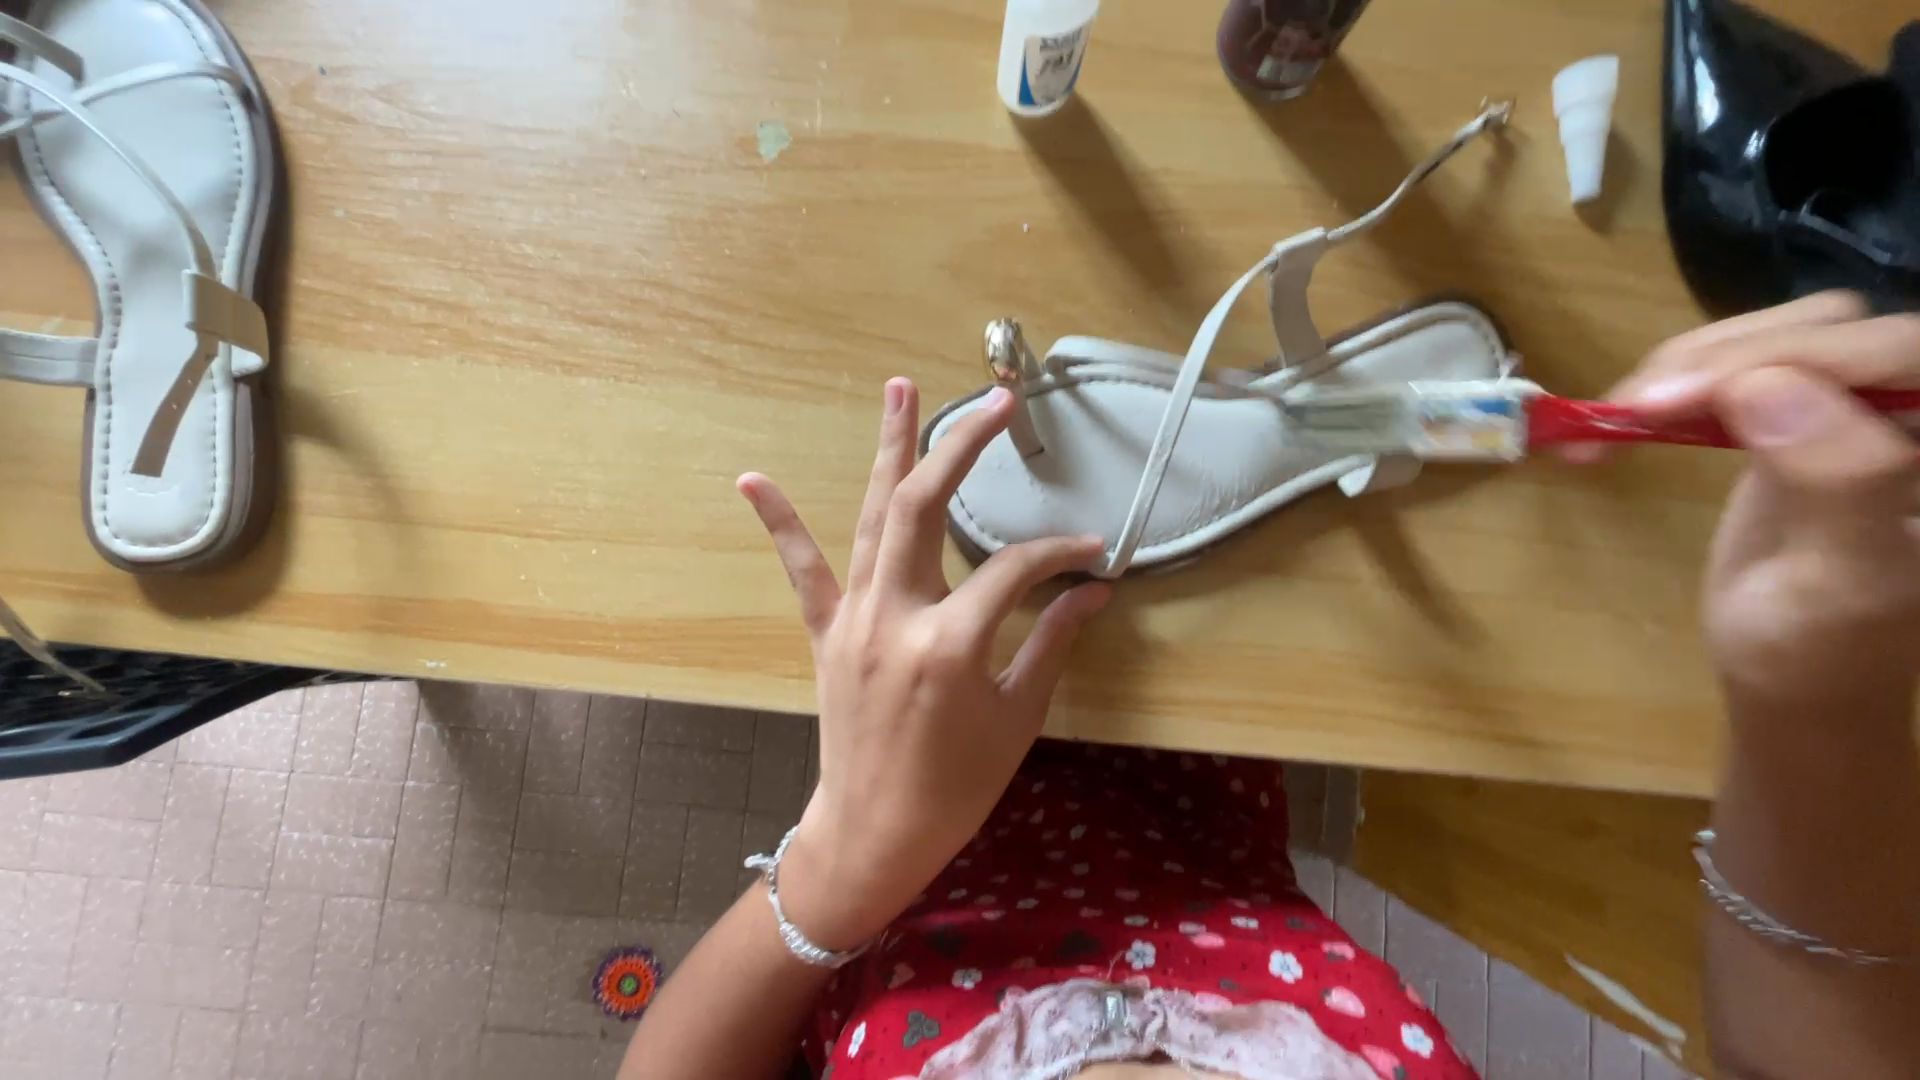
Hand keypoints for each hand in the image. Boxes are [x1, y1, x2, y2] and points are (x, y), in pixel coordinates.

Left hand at [736, 378, 1111, 949]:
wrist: (875, 833)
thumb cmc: (956, 787)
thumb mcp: (1018, 716)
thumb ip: (1053, 642)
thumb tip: (1096, 590)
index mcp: (950, 644)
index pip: (1016, 571)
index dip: (1060, 555)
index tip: (1094, 552)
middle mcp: (894, 616)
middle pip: (925, 507)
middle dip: (961, 446)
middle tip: (996, 403)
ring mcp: (852, 620)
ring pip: (869, 517)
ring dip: (886, 449)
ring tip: (898, 387)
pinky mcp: (826, 633)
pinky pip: (802, 571)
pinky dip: (780, 522)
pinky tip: (753, 477)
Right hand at [1584, 293, 1919, 708]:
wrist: (1790, 675)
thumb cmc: (1818, 647)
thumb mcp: (1840, 580)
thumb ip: (1838, 480)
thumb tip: (1766, 386)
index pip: (1891, 351)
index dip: (1776, 360)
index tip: (1659, 404)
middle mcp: (1917, 407)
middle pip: (1825, 329)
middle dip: (1713, 362)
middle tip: (1625, 414)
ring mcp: (1854, 410)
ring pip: (1769, 337)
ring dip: (1677, 370)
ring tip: (1609, 421)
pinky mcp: (1793, 420)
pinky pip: (1731, 369)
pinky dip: (1665, 387)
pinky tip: (1619, 424)